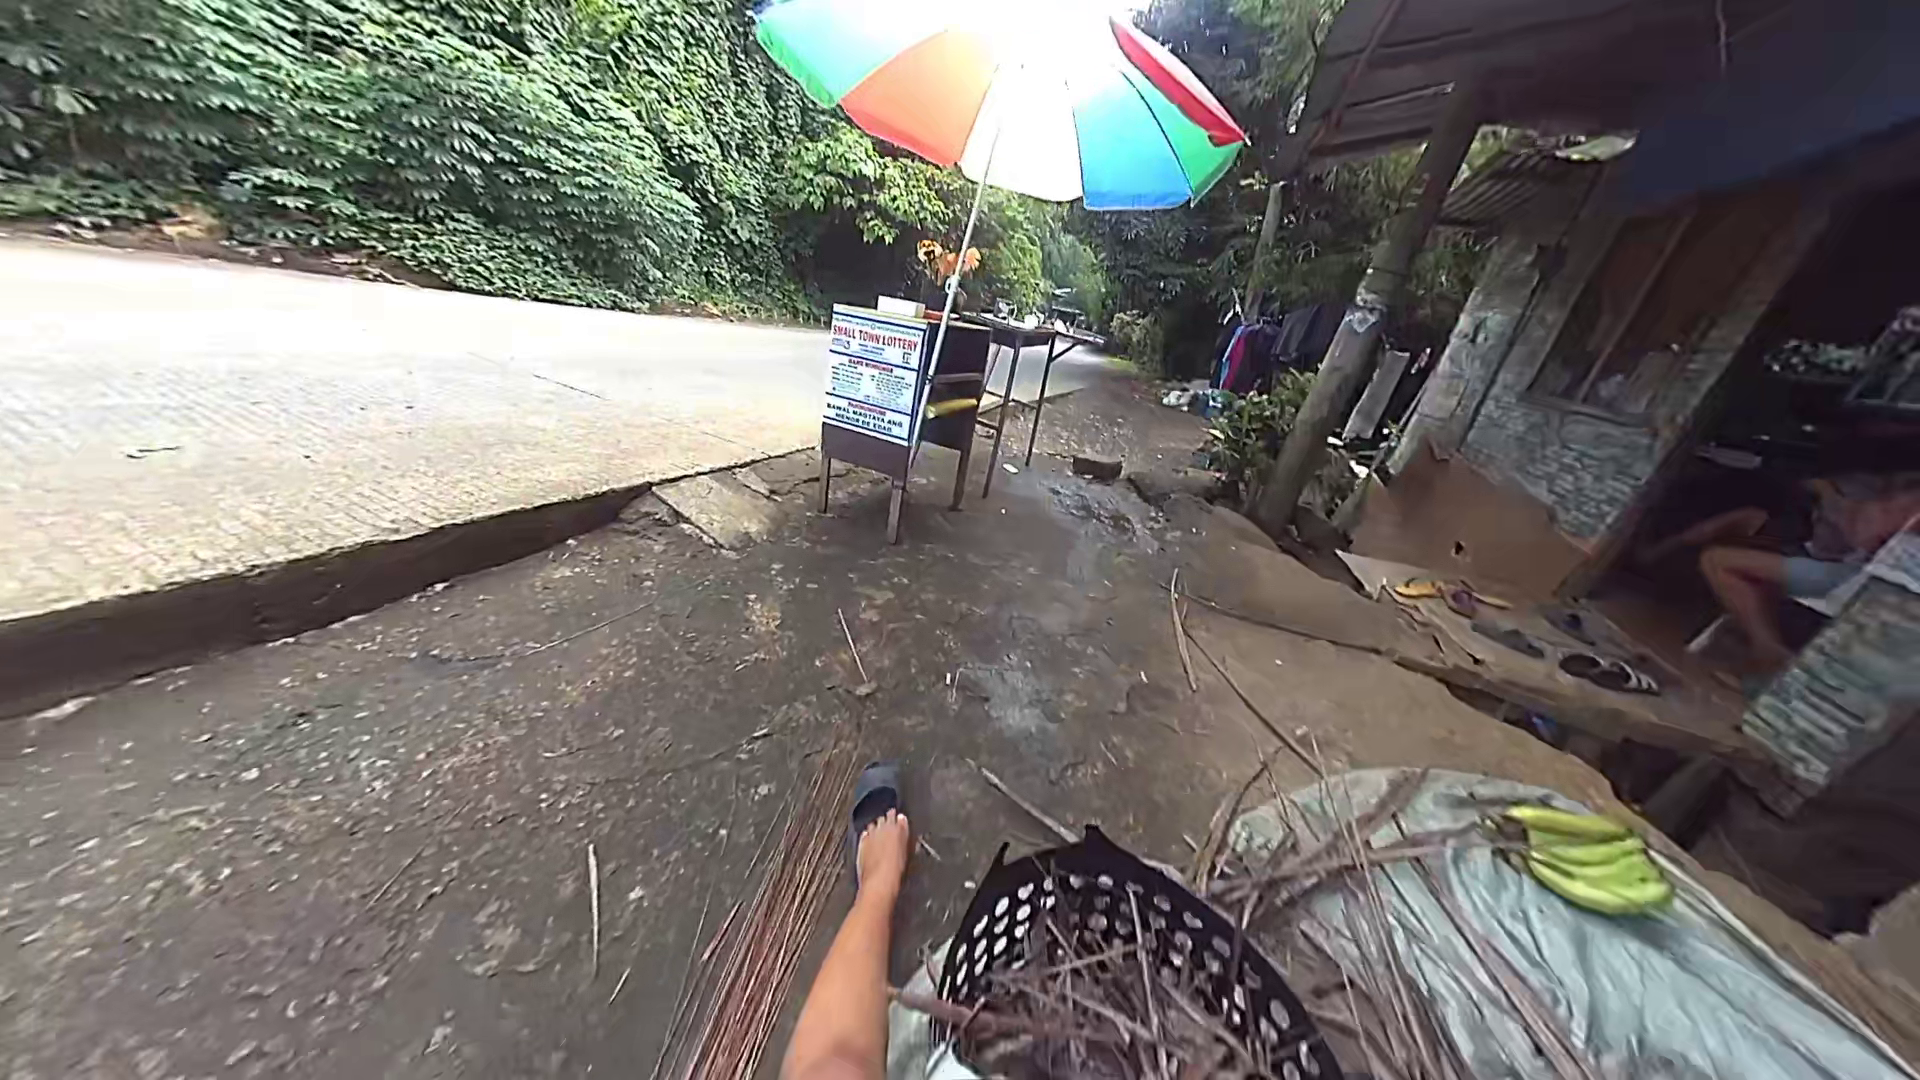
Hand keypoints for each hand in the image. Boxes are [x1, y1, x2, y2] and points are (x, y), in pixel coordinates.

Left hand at [856, 808, 909, 901]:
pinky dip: (867, 835)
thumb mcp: (906, 853)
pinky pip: (864, 835)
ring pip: (873, 825)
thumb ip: (904, 836)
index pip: (897, 817)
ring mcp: (870, 836)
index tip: (898, 818)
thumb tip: (903, 824)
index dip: (897, 818)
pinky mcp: (861, 845)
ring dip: (876, 827)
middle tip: (889, 822)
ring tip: (879, 830)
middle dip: (886, 820)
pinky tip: (868, 837)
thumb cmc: (896, 870)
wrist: (879, 882)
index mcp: (897, 829)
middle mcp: (882, 829)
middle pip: (884, 818)